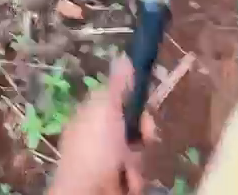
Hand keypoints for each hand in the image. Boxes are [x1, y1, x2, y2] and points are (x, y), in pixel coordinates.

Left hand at [49, 58, 146, 194]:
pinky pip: (134, 172)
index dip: (135, 99)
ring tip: (130, 167)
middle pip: (132, 123)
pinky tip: (128, 180)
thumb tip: (124, 55)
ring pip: (137, 149)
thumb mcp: (106, 110)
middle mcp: (98, 135)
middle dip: (143, 131)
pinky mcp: (114, 182)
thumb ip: (118, 85)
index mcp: (91, 114)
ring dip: (139, 157)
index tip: (146, 104)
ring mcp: (106, 160)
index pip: (119, 97)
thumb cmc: (93, 151)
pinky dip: (134, 177)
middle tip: (145, 136)